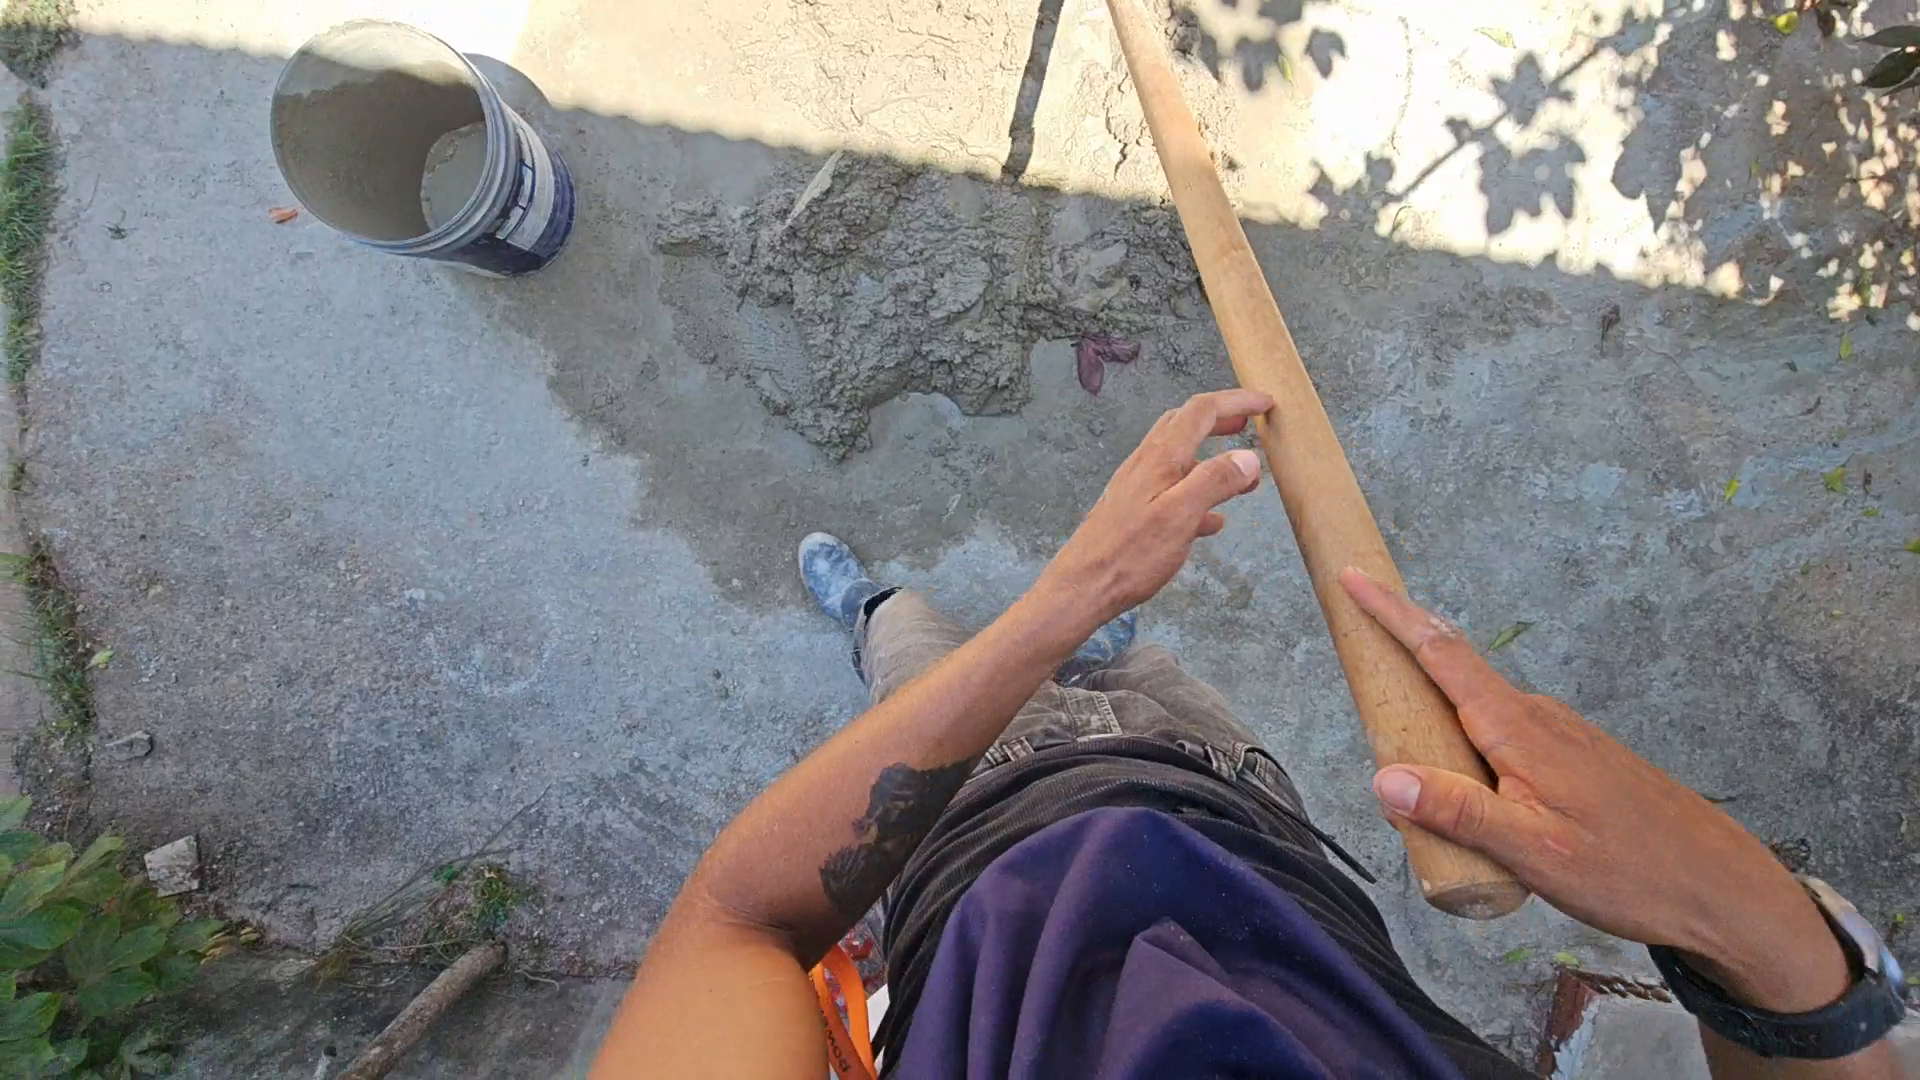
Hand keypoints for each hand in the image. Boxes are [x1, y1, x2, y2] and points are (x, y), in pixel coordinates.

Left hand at [1035, 389, 1271, 628]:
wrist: (1082, 587)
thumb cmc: (1129, 554)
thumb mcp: (1180, 516)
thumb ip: (1214, 482)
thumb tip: (1248, 457)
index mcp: (1159, 458)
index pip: (1201, 411)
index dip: (1236, 401)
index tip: (1266, 403)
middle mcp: (1145, 465)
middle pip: (1184, 427)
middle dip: (1219, 420)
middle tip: (1249, 425)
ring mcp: (1136, 489)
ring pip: (1178, 461)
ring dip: (1211, 461)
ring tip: (1243, 479)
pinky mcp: (1133, 514)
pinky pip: (1170, 494)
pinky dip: (1196, 496)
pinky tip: (1212, 522)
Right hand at [1339, 568, 1851, 1013]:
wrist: (1737, 899)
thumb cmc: (1635, 874)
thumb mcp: (1535, 852)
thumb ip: (1457, 812)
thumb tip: (1382, 779)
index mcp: (1515, 727)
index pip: (1439, 651)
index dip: (1390, 611)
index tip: (1353, 576)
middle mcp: (1534, 715)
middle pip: (1449, 670)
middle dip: (1398, 655)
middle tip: (1360, 671)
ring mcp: (1557, 732)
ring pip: (1474, 708)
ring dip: (1433, 715)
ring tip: (1412, 766)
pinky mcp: (1571, 754)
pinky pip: (1499, 730)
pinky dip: (1465, 739)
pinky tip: (1471, 790)